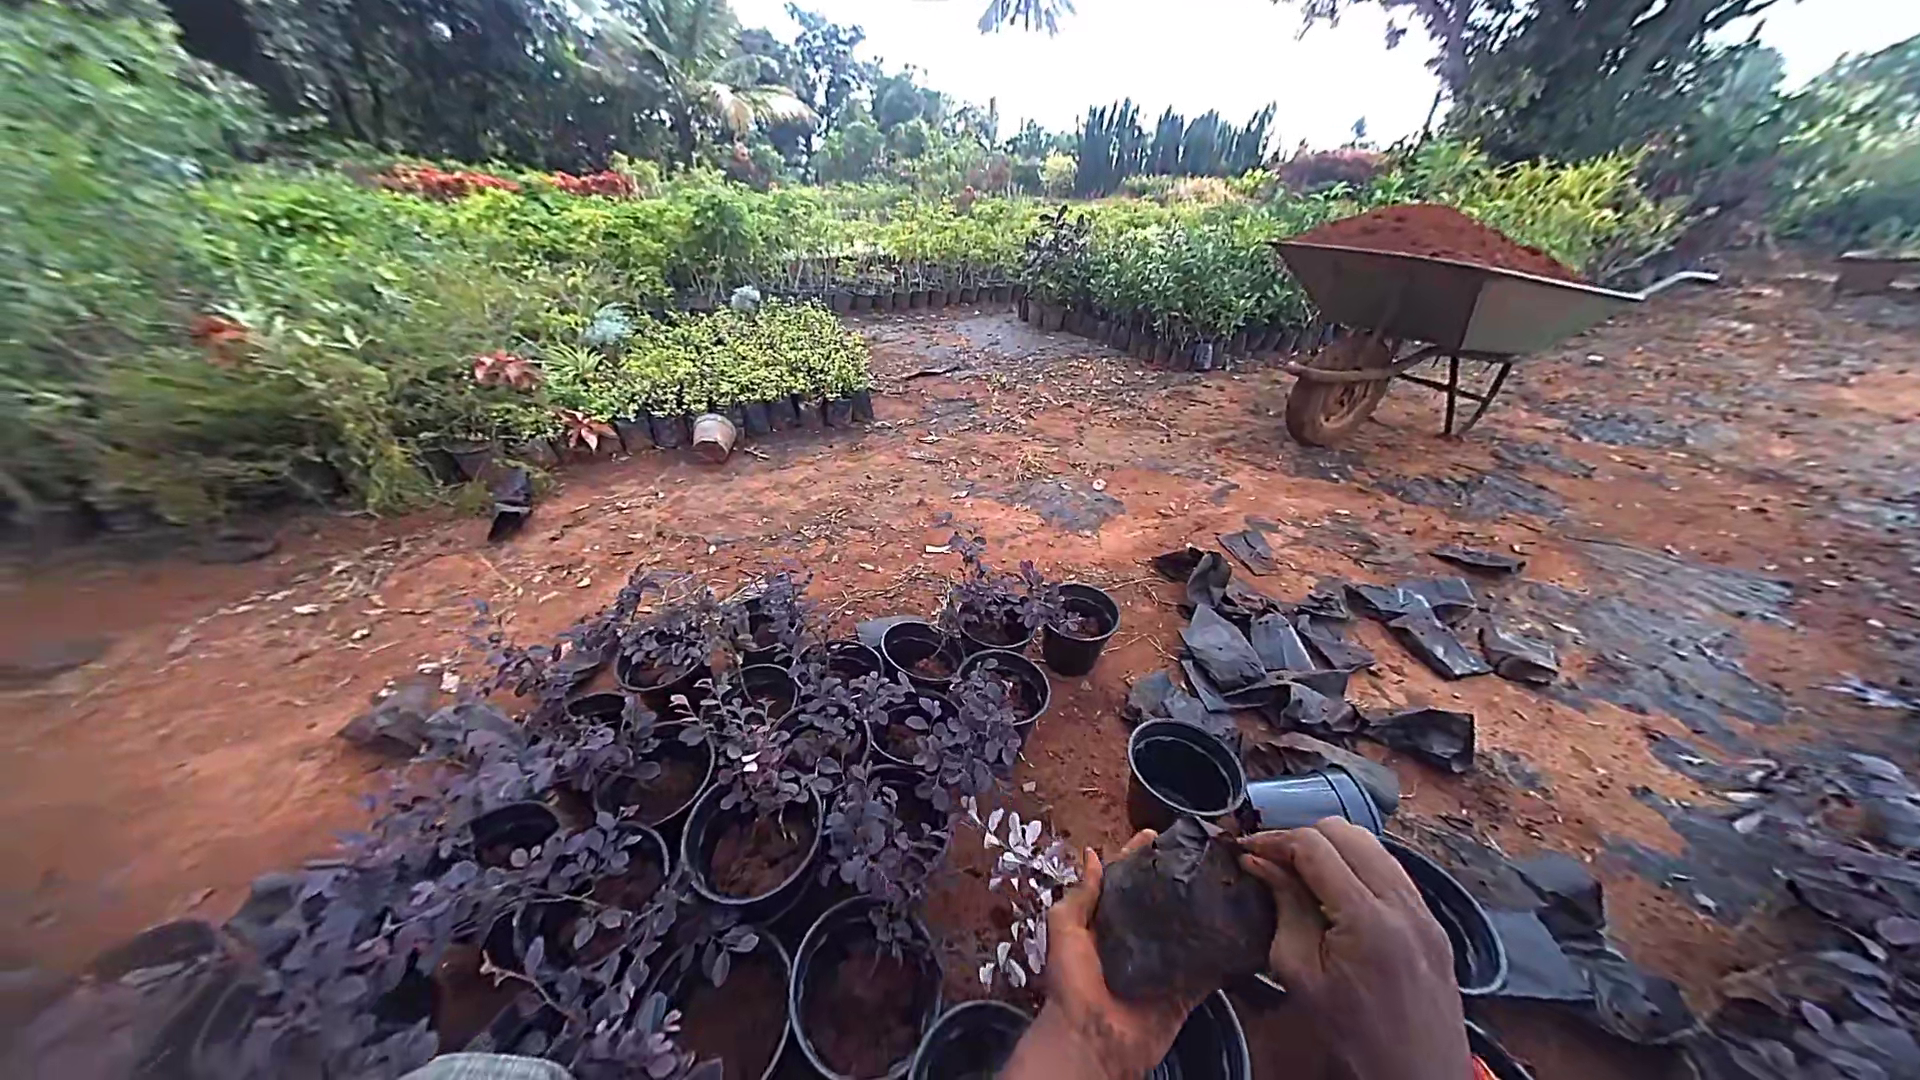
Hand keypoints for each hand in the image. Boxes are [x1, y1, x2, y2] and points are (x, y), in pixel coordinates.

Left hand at [999, 830, 1200, 1079]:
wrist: (1090, 1040)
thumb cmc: (1071, 981)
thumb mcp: (1064, 928)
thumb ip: (1080, 894)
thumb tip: (1091, 855)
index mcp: (1106, 918)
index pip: (1123, 877)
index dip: (1136, 855)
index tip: (1154, 834)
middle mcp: (1135, 934)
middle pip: (1157, 898)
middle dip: (1173, 876)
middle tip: (1197, 854)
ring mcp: (1161, 962)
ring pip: (1184, 928)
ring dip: (1199, 909)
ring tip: (1221, 880)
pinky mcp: (1182, 990)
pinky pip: (1204, 970)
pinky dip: (1219, 954)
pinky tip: (1236, 930)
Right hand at [1239, 820, 1472, 1079]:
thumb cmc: (1354, 1043)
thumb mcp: (1300, 975)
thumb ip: (1284, 906)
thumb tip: (1258, 860)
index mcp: (1369, 921)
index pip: (1313, 845)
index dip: (1272, 840)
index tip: (1246, 850)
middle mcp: (1404, 908)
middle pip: (1344, 831)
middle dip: (1301, 837)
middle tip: (1273, 860)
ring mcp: (1425, 916)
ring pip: (1370, 844)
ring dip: (1330, 848)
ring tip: (1301, 873)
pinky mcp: (1434, 928)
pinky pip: (1389, 870)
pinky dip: (1356, 865)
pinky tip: (1334, 890)